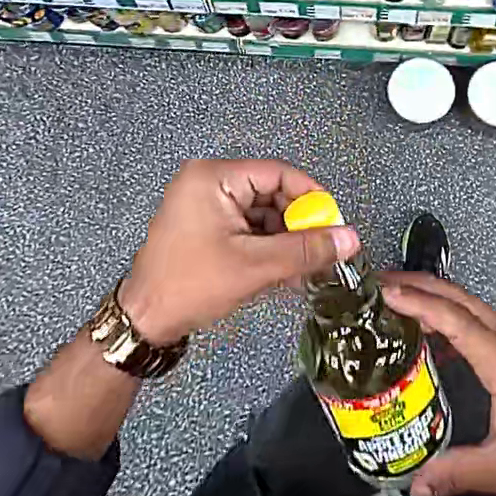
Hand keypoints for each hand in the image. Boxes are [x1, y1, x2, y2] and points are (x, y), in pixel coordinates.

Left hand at [120, 159, 358, 343]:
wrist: (143, 322)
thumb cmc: (191, 286)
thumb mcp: (256, 266)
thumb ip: (307, 249)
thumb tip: (351, 239)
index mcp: (214, 178)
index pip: (279, 173)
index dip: (312, 197)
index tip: (333, 223)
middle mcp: (209, 183)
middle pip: (273, 193)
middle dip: (300, 224)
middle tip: (322, 249)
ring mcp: (206, 205)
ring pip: (265, 214)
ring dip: (288, 240)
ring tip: (307, 267)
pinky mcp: (207, 226)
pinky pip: (250, 228)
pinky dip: (270, 247)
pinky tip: (288, 272)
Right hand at [381, 273, 495, 495]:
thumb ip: (456, 473)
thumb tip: (412, 486)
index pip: (456, 320)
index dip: (419, 303)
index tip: (384, 292)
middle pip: (464, 301)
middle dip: (423, 286)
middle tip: (381, 284)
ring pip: (475, 309)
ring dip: (439, 298)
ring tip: (400, 302)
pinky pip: (483, 325)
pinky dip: (455, 320)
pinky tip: (437, 340)